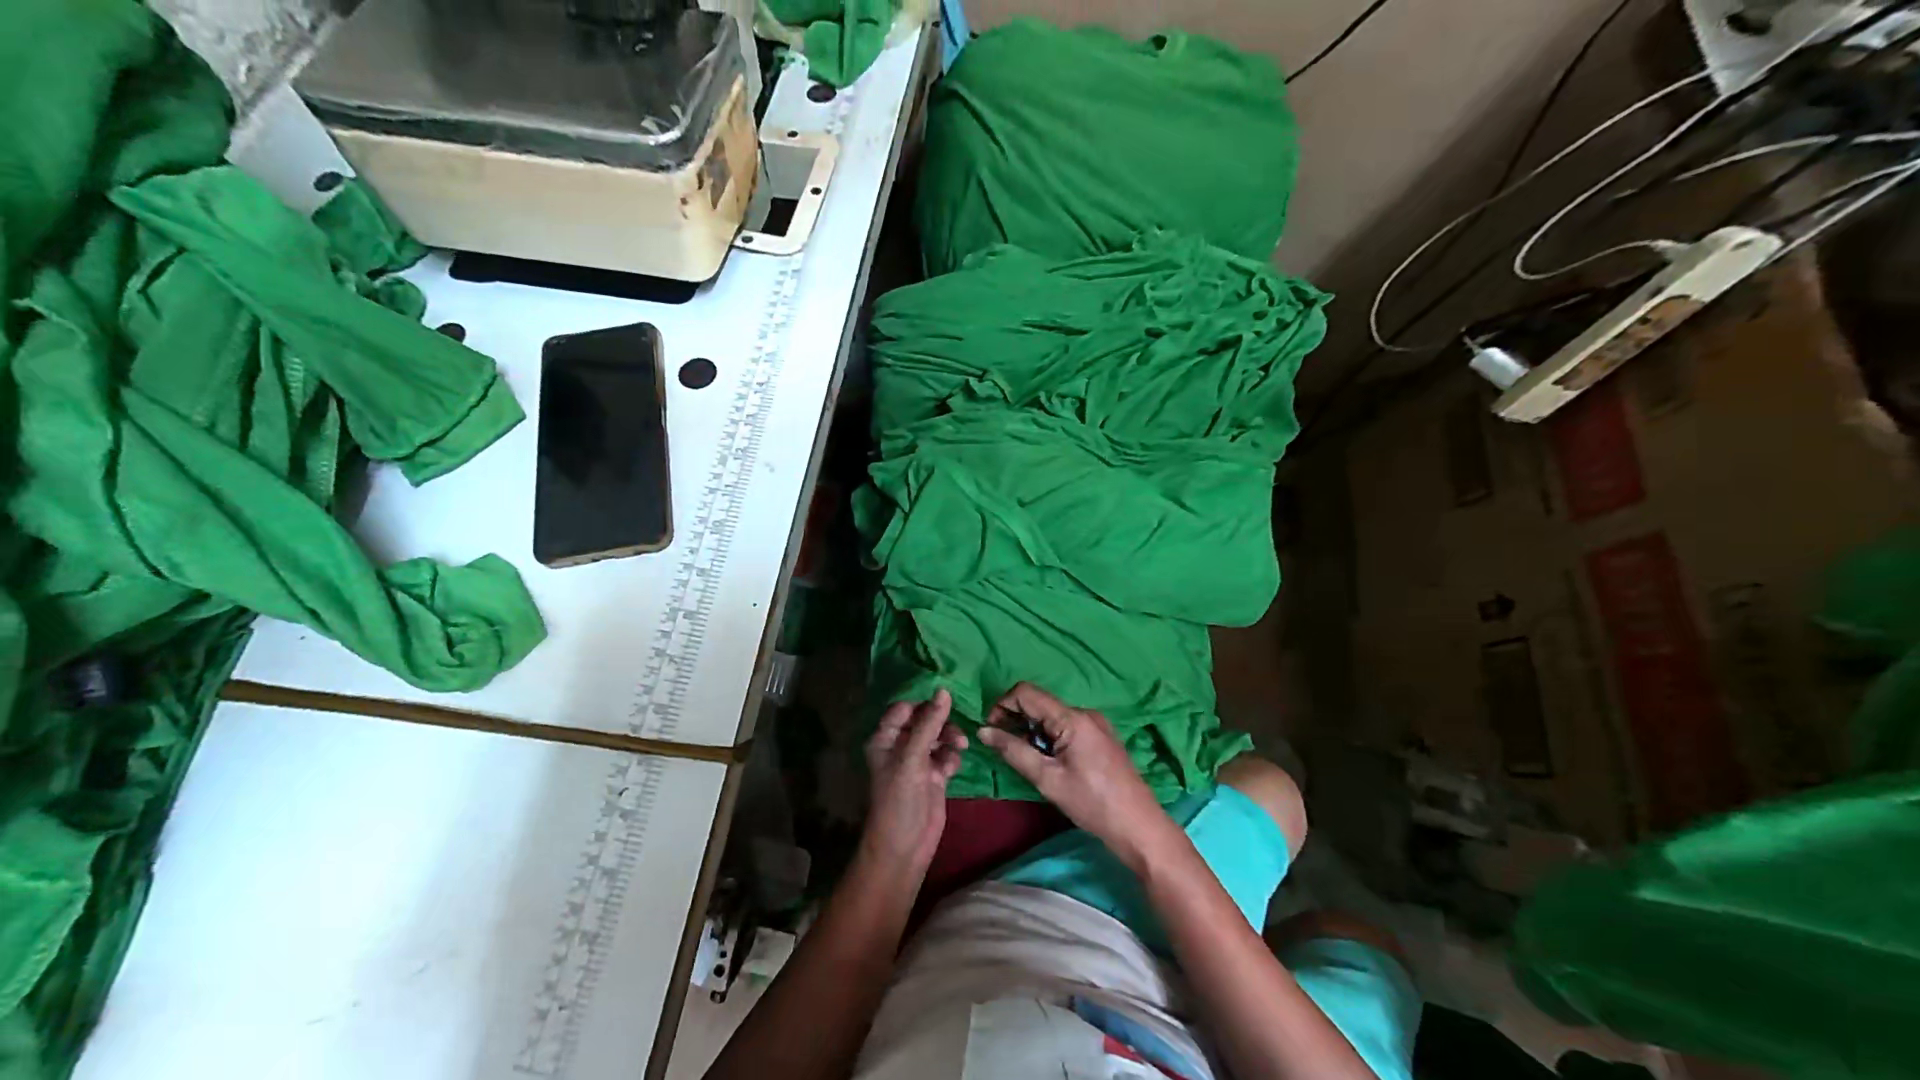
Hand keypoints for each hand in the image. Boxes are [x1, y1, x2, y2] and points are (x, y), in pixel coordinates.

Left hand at [860, 688, 966, 874]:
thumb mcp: (912, 758)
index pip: (904, 708)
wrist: (905, 846)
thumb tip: (944, 691)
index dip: (924, 703)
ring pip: (939, 736)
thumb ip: (929, 724)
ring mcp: (918, 761)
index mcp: (885, 738)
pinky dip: (952, 756)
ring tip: (960, 746)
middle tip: (955, 729)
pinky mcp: (934, 776)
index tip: (946, 698)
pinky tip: (953, 766)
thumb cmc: (899, 799)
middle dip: (941, 721)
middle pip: (924, 720)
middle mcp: (900, 746)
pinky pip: (947, 755)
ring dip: (950, 737)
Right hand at [977, 682, 1175, 865]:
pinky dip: (1049, 737)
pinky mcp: (1100, 737)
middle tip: (1005, 749)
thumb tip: (983, 731)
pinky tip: (1049, 762)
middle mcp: (1085, 713)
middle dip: (1016, 719)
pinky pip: (1066, 726)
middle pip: (1039, 702)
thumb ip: (1013, 751)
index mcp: (1072, 718)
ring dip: (1032, 731)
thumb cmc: (1091, 803)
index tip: (991, 731)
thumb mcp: (1047, 779)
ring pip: (1051, 716)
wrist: (1139, 826)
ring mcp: (1095, 724)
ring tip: (1028, 761)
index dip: (1002, 705)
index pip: (1026, 692)